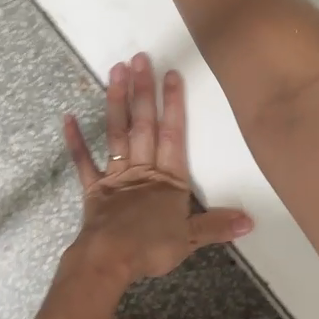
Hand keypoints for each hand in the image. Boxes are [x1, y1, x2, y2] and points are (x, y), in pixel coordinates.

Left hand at [62, 54, 252, 285]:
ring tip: (114, 70)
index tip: (171, 75)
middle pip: (144, 124)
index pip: (172, 135)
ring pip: (117, 132)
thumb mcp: (190, 239)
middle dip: (143, 90)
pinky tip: (68, 117)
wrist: (109, 260)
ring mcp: (116, 176)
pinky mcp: (94, 188)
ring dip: (116, 101)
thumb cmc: (150, 248)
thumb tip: (250, 220)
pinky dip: (75, 141)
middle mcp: (143, 170)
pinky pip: (83, 162)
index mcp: (168, 180)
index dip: (173, 104)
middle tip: (140, 58)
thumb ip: (216, 225)